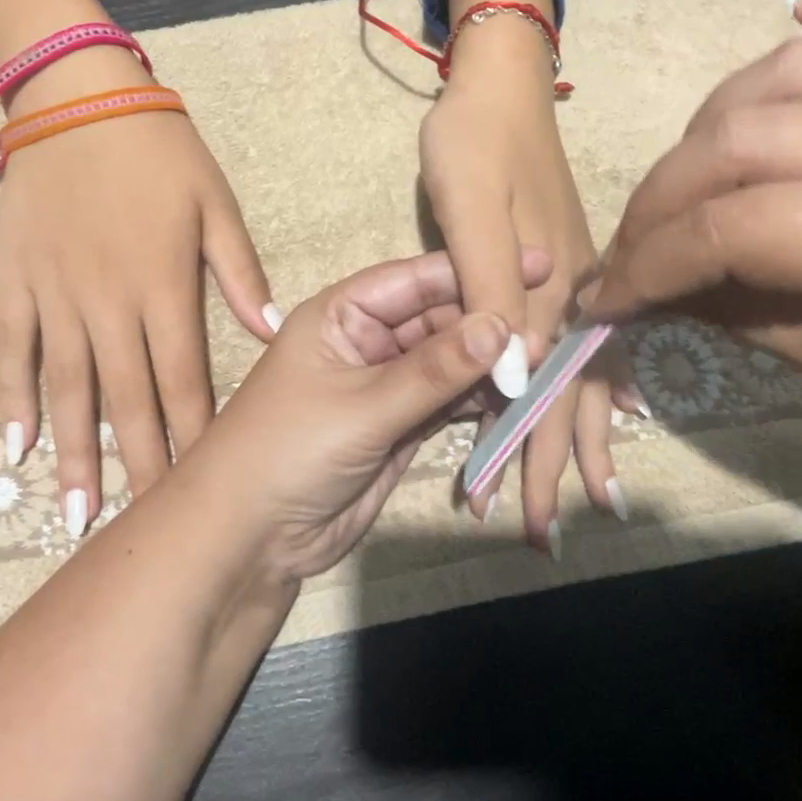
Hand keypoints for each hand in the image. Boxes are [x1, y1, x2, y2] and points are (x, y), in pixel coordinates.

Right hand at [0, 110, 277, 531]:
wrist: (77, 98)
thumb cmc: (160, 151)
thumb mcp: (215, 204)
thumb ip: (240, 272)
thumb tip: (273, 329)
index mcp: (164, 287)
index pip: (183, 380)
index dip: (193, 437)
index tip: (201, 488)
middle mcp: (109, 304)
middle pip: (127, 400)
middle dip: (138, 465)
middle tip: (141, 527)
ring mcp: (55, 297)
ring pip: (68, 389)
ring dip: (74, 453)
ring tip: (77, 513)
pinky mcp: (13, 283)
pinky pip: (12, 350)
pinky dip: (13, 398)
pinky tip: (18, 446)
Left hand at [192, 249, 551, 579]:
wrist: (251, 537)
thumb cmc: (290, 451)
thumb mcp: (362, 405)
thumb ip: (434, 369)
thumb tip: (502, 325)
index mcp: (343, 314)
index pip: (417, 279)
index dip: (474, 270)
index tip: (536, 264)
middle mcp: (367, 341)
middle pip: (440, 319)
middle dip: (490, 325)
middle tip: (550, 330)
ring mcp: (386, 385)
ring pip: (450, 362)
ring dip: (491, 366)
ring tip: (546, 364)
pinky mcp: (400, 426)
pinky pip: (449, 402)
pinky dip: (480, 401)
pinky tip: (517, 398)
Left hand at [420, 24, 621, 557]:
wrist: (497, 82)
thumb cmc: (468, 144)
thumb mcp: (466, 214)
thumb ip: (490, 293)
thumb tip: (520, 379)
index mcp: (535, 286)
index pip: (536, 382)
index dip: (529, 445)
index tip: (533, 510)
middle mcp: (555, 294)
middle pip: (557, 390)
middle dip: (552, 458)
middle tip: (552, 530)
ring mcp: (555, 286)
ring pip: (563, 376)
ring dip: (568, 435)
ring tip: (589, 494)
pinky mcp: (549, 274)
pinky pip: (562, 348)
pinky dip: (573, 392)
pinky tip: (601, 418)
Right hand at [585, 1, 801, 494]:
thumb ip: (729, 307)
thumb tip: (643, 286)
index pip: (732, 225)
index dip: (648, 264)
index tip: (600, 301)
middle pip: (741, 140)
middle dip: (659, 203)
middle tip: (629, 255)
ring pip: (787, 73)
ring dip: (711, 128)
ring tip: (689, 187)